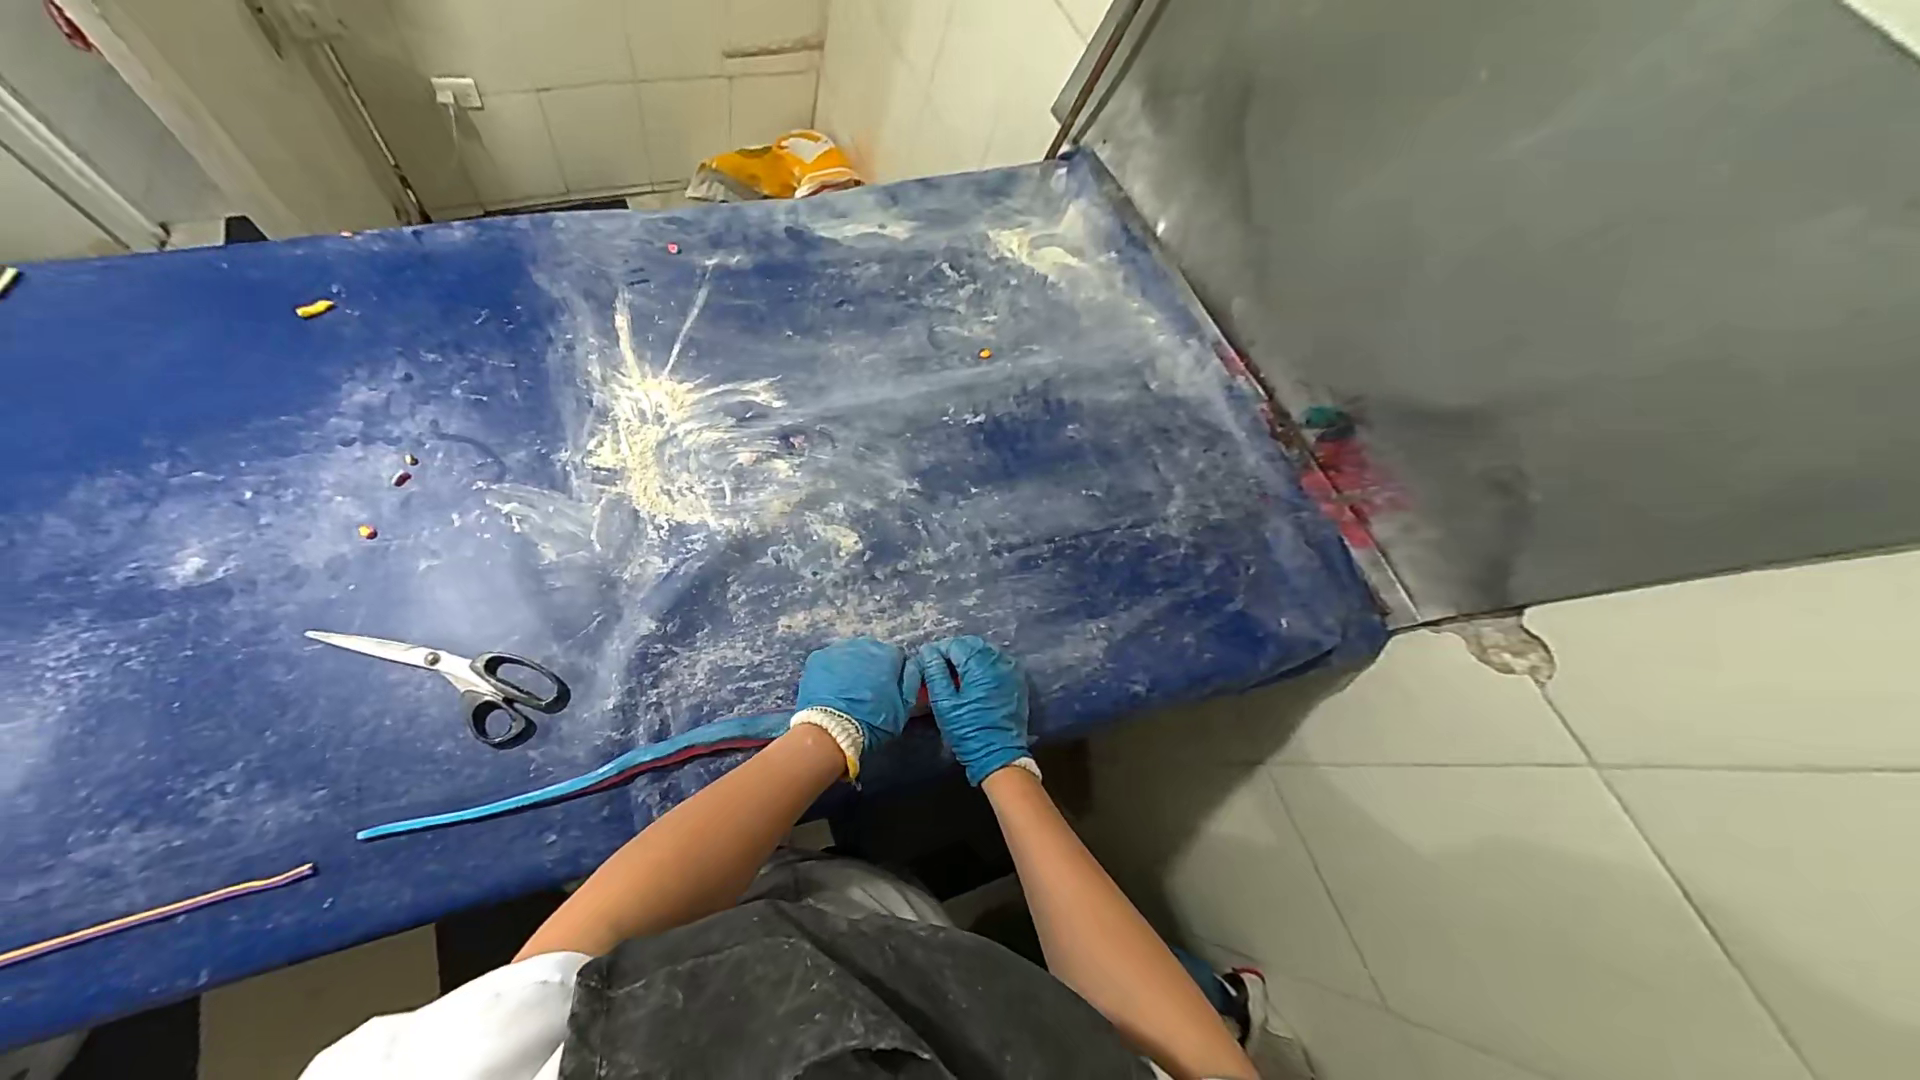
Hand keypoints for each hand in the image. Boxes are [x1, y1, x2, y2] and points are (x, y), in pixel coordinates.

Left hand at [796, 637, 922, 752]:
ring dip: (851, 667)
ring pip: (850, 655)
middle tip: (867, 692)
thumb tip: (913, 668)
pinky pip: (830, 661)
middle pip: (873, 652)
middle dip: (872, 668)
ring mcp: (838, 649)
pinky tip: (829, 690)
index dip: (894, 675)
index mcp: (889, 655)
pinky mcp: (816, 657)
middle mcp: (864, 644)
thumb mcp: (903, 710)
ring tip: (846, 692)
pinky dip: (831, 672)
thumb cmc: (872, 722)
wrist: (829, 730)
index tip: (888, 690)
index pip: (897, 658)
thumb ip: (910, 684)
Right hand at [917, 636, 1031, 785]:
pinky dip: (984, 664)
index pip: (955, 645)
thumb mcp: (944, 704)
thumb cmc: (968, 731)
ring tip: (955, 673)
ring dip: (969, 656)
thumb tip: (928, 651)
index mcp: (980, 666)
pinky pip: (998, 661)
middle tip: (940, 667)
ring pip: (985, 651)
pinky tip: (974, 678)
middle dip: (954, 651)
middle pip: (971, 644)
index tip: (928, 662)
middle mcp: (999, 661)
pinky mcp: (1017, 680)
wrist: (999, 755)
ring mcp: (1011, 670)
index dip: (938, 651)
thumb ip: (935, 673)